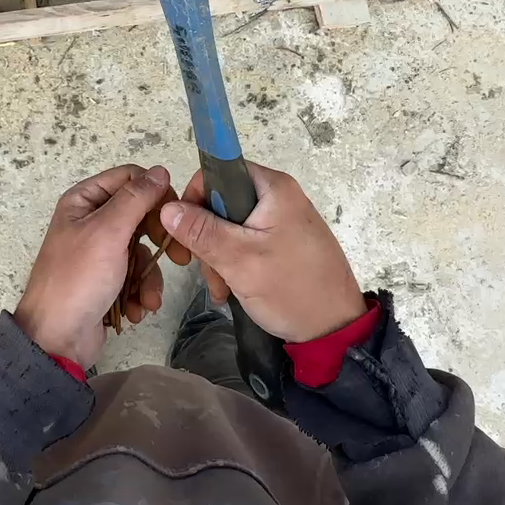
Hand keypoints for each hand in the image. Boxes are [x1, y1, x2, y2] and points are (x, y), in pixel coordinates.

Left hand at [14, 165, 176, 366]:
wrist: (56, 340)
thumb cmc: (78, 278)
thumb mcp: (108, 232)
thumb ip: (136, 199)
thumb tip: (160, 170)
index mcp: (84, 200)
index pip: (130, 178)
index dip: (156, 193)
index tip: (176, 215)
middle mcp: (91, 221)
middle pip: (141, 215)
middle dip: (160, 241)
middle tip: (180, 258)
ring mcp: (100, 252)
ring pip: (143, 250)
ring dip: (149, 277)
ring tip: (147, 300)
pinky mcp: (107, 280)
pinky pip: (135, 275)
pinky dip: (140, 292)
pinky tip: (135, 310)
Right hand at [159, 161, 365, 341]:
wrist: (337, 333)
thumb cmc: (291, 288)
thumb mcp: (239, 259)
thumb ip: (201, 231)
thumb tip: (167, 208)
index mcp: (272, 187)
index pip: (218, 171)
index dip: (196, 197)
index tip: (185, 230)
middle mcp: (279, 196)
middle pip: (222, 201)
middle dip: (207, 237)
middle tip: (207, 269)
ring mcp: (283, 220)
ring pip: (231, 226)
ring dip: (219, 256)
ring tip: (223, 288)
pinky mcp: (285, 242)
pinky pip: (247, 241)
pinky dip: (235, 263)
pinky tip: (233, 289)